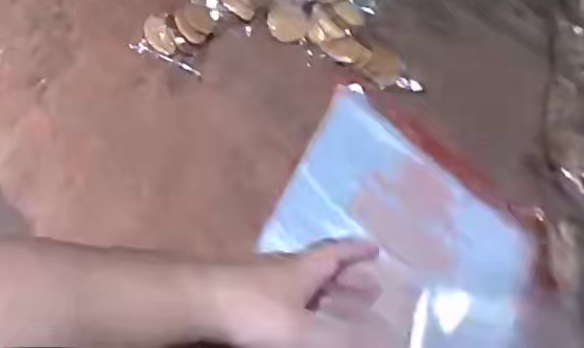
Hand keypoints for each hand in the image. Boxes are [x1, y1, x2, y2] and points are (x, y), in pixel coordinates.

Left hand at [206, 240, 383, 347]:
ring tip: (349, 305)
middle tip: (374, 285)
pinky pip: (287, 299)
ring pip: (302, 286)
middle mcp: (280, 270)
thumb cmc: (254, 310)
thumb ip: (347, 335)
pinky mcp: (246, 297)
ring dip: (327, 294)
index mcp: (298, 270)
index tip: (374, 246)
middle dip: (346, 278)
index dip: (354, 252)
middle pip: (318, 271)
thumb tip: (387, 336)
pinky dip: (306, 306)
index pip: (331, 255)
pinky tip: (308, 315)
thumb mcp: (308, 329)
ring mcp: (261, 282)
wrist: (196, 301)